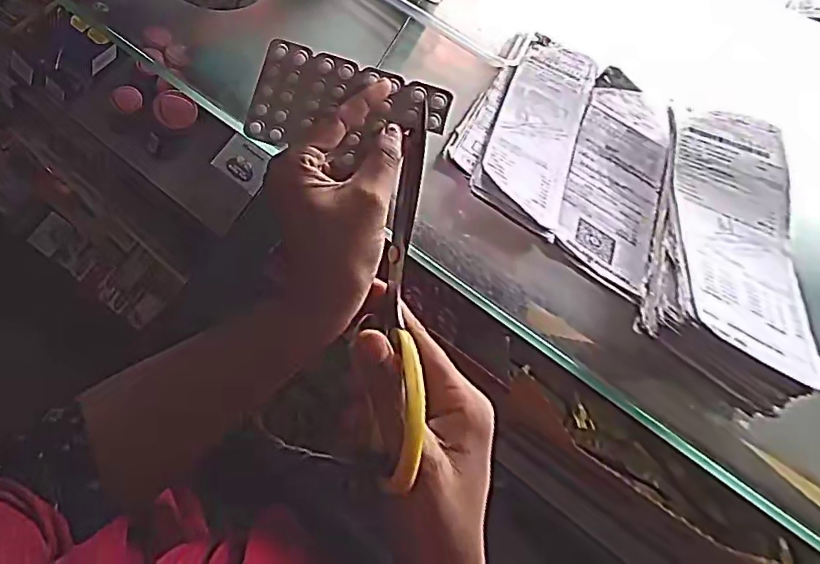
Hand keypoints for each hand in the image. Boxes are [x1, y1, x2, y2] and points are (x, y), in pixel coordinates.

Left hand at [263, 80, 400, 332]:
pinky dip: (358, 165)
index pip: (332, 123)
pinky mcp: (309, 202)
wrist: (322, 303)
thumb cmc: (340, 257)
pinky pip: (336, 173)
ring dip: (363, 144)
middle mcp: (289, 172)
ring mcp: (297, 187)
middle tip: (392, 104)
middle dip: (363, 121)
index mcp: (294, 166)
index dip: (363, 103)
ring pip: (336, 155)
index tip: (385, 87)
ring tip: (391, 128)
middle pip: (332, 136)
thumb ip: (383, 159)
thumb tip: (392, 133)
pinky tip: (380, 158)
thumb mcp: (370, 201)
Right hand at [353, 303, 494, 563]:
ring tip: (363, 439)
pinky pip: (383, 402)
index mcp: (463, 399)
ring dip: (364, 404)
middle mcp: (452, 398)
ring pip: (385, 379)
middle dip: (370, 379)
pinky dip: (366, 418)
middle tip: (358, 411)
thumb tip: (369, 336)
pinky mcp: (418, 428)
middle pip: (399, 357)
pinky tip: (364, 444)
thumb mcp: (409, 456)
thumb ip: (386, 395)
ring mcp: (436, 413)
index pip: (419, 338)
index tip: (356, 293)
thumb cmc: (435, 526)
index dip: (386, 315)